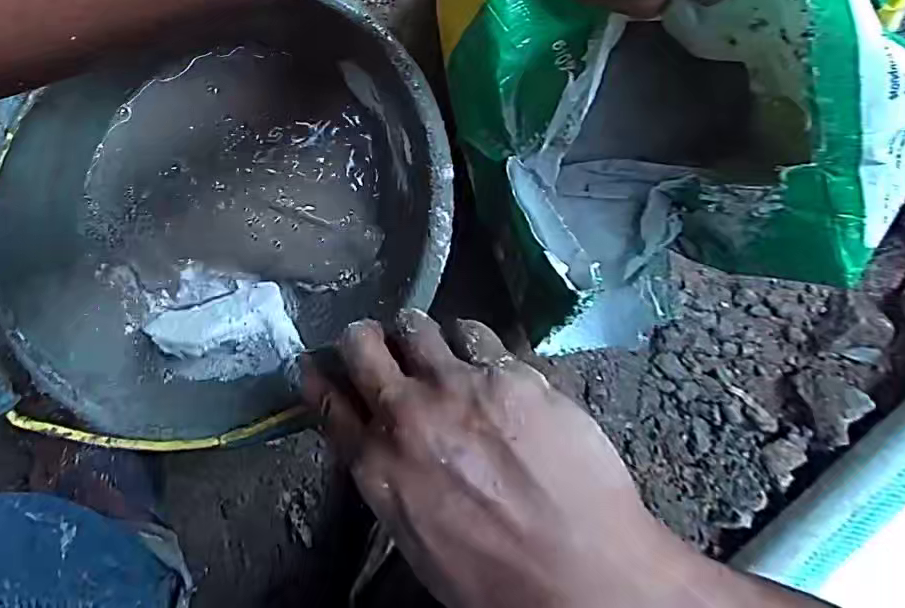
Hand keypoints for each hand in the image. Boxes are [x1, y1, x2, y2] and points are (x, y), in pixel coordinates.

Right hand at [301, 311, 708, 607]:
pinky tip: (484, 356)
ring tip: (433, 343)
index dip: (318, 376)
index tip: (316, 362)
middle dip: (362, 337)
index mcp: (380, 467)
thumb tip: (382, 441)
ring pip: (414, 323)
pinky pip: (474, 331)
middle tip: (375, 341)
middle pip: (361, 344)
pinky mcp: (507, 371)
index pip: (329, 403)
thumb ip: (392, 479)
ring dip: (416, 332)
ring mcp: (458, 385)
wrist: (588, 578)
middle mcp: (409, 414)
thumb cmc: (499, 581)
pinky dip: (471, 340)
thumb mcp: (421, 541)